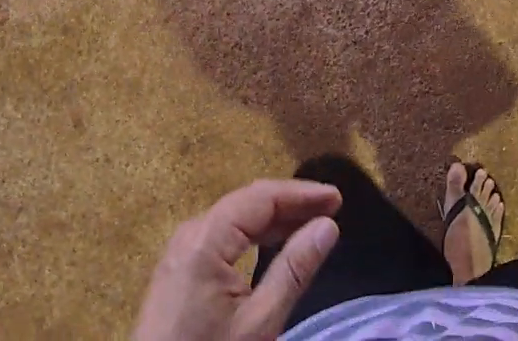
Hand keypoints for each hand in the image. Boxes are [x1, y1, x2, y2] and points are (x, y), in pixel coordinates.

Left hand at [133, 180, 341, 340]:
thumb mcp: (258, 322)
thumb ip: (293, 270)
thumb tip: (328, 226)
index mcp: (206, 239)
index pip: (261, 198)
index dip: (302, 193)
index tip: (337, 198)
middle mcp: (191, 233)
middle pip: (247, 202)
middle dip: (290, 202)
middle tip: (330, 209)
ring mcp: (181, 250)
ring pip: (235, 217)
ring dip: (274, 217)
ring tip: (311, 222)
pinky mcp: (179, 269)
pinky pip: (223, 235)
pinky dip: (254, 233)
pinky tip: (274, 241)